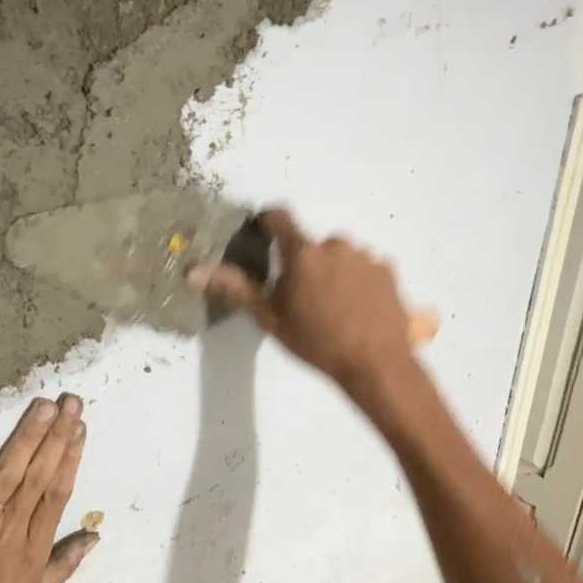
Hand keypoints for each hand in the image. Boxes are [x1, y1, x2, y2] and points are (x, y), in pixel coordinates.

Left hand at [0, 394, 94, 582]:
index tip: (80, 426)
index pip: (57, 493)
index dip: (70, 456)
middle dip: (55, 435)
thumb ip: (65, 564)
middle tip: (69, 400)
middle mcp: (9, 532)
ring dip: (25, 438)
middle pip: (38, 475)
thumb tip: (95, 535)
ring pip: (6, 475)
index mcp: (33, 548)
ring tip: (41, 405)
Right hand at [191, 208, 414, 396]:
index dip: (268, 221)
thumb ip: (236, 289)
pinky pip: (365, 268)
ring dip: (333, 273)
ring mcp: (366, 255)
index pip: (280, 217)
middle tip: (304, 300)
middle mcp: (335, 244)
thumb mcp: (270, 319)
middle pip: (311, 246)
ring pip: (340, 257)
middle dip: (306, 265)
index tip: (262, 234)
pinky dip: (359, 282)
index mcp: (302, 253)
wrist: (376, 365)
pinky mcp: (388, 269)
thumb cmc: (317, 343)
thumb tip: (194, 270)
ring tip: (336, 309)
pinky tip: (358, 310)